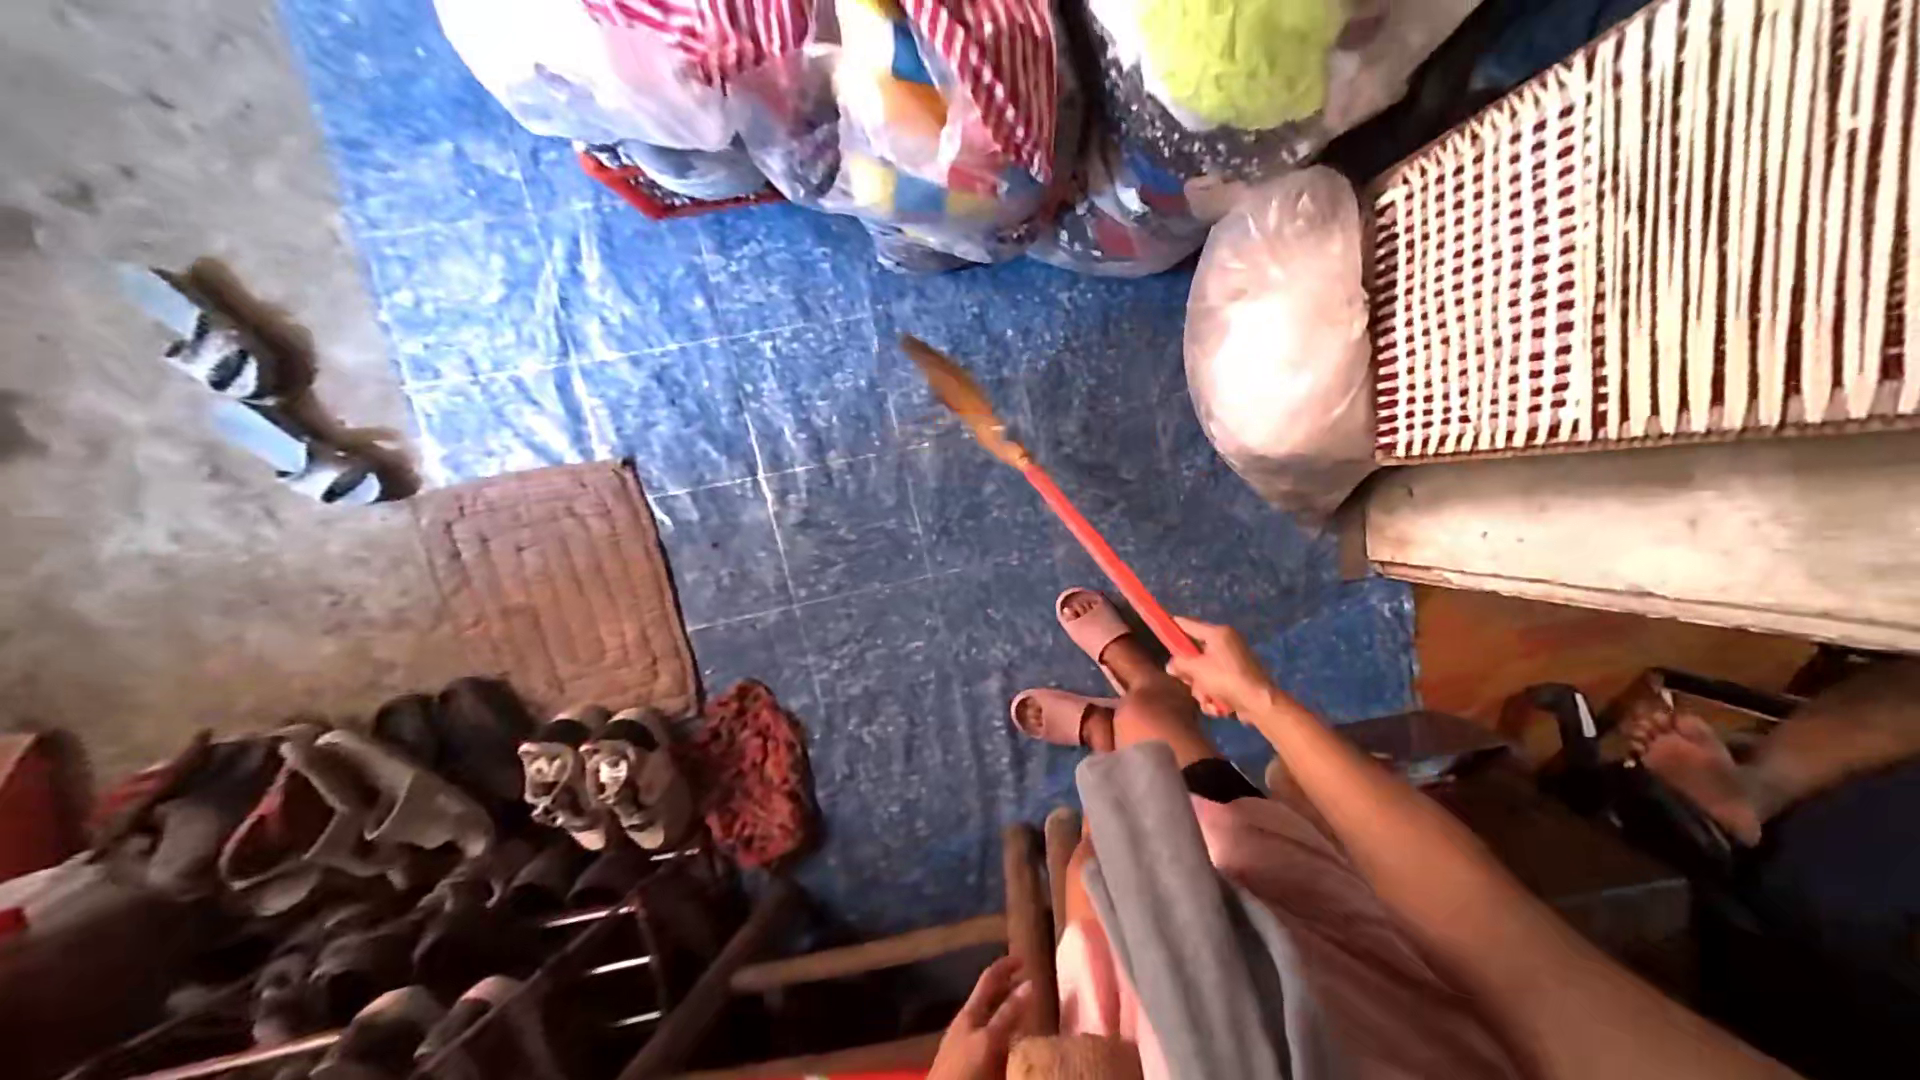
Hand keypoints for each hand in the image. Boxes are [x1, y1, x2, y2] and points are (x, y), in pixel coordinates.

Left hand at [927, 956, 1035, 1079]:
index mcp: (971, 1013)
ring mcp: (971, 1048)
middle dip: (1011, 990)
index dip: (1007, 966)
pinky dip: (1010, 1041)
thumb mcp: (988, 1041)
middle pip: (992, 999)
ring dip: (1012, 1016)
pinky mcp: (975, 1070)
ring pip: (994, 1023)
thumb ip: (1008, 1014)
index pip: (990, 978)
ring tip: (1034, 1017)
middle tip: (1035, 989)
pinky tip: (1021, 1052)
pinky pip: (996, 1047)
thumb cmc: (963, 1073)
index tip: (1027, 959)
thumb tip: (1030, 983)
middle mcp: (970, 1026)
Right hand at [1166, 616, 1280, 718]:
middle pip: (1194, 653)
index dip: (1172, 626)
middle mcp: (1226, 642)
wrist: (1260, 703)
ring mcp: (1233, 660)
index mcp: (1218, 633)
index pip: (1187, 624)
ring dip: (1201, 688)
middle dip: (1190, 672)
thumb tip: (1171, 666)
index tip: (1159, 630)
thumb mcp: (1196, 669)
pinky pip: (1216, 682)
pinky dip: (1213, 695)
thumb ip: (1179, 663)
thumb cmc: (1226, 679)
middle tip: (1187, 681)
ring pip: (1204, 671)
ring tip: (1207, 699)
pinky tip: (1216, 706)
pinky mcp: (1238, 676)